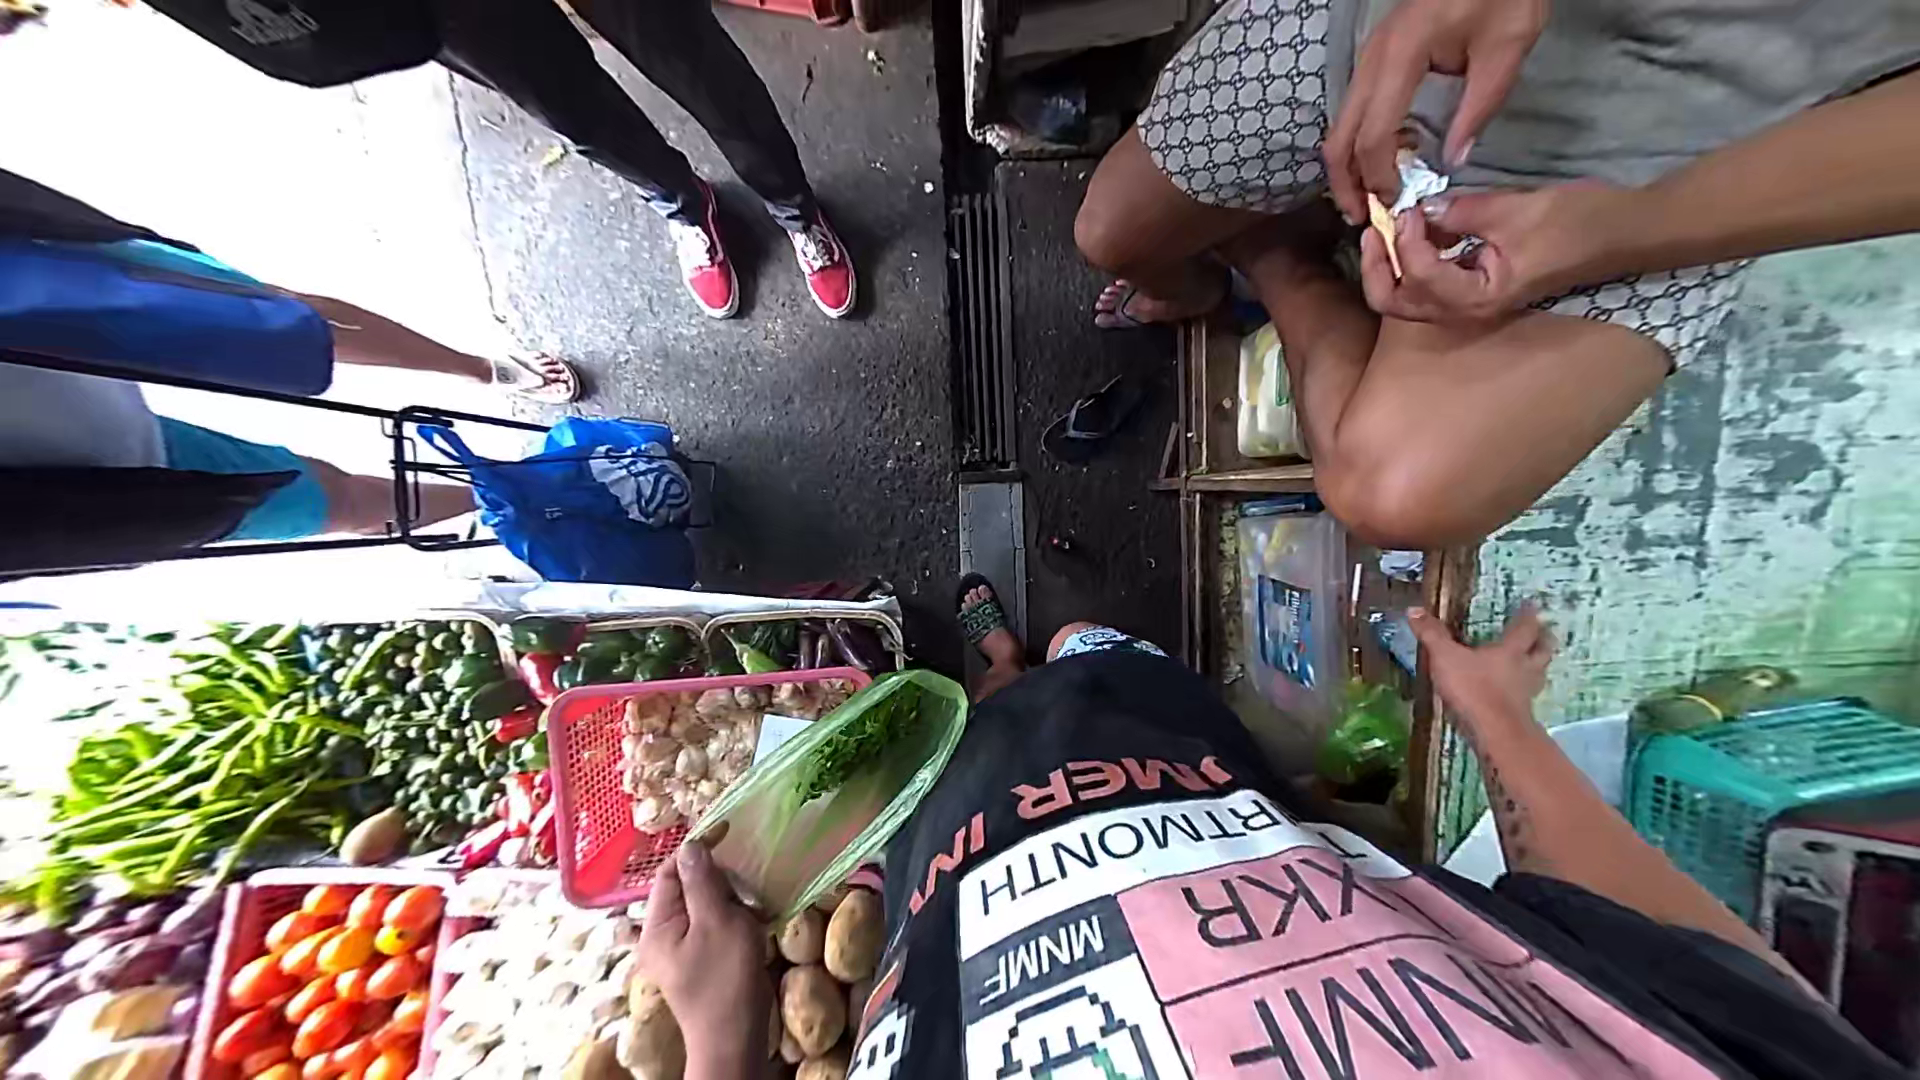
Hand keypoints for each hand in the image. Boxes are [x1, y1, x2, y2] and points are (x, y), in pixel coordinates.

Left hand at [636, 840, 770, 1075]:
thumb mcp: (716, 921)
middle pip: (685, 884)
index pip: (669, 872)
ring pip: (703, 900)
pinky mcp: (704, 954)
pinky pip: (714, 917)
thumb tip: (692, 844)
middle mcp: (664, 933)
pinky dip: (733, 906)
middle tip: (745, 859)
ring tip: (752, 882)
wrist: (736, 1036)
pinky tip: (754, 905)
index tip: (727, 830)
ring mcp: (684, 946)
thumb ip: (702, 882)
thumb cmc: (725, 978)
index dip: (696, 848)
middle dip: (715, 869)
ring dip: (728, 888)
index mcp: (657, 926)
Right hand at [1324, 0, 1547, 223]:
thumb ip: (1479, 107)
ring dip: (1347, 170)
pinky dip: (1356, 149)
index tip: (1393, 202)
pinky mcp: (1371, 63)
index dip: (1378, 177)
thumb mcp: (1509, 43)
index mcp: (1400, 58)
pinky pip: (1351, 118)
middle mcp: (1370, 63)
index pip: (1373, 137)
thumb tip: (1454, 162)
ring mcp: (1365, 62)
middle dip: (1345, 185)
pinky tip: (1376, 163)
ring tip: (1364, 197)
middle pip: (1339, 141)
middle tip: (1359, 216)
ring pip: (1338, 132)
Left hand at [1358, 181, 1627, 322]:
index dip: (1405, 241)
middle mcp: (1459, 312)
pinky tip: (1413, 236)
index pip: (1417, 275)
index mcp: (1473, 299)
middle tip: (1373, 232)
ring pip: (1400, 298)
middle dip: (1374, 268)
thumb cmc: (1580, 222)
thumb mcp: (1518, 210)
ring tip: (1387, 231)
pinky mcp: (1464, 296)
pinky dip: (1407, 266)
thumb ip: (1463, 212)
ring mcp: (1459, 308)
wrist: (1627, 234)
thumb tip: (1423, 208)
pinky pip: (1420, 288)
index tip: (1408, 210)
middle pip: (1392, 301)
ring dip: (1385, 267)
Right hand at [1407, 605, 1552, 731]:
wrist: (1493, 730)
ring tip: (1531, 659)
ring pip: (1538, 671)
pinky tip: (1513, 688)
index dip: (1528, 616)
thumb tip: (1414, 609)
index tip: (1533, 605)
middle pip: (1542, 650)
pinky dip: (1523, 685)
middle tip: (1544, 632)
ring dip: (1537, 663)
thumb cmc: (1472, 687)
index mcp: (1510, 651)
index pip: (1524, 628)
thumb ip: (1431, 634)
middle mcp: (1525, 668)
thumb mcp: (1444, 656)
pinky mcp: (1521, 709)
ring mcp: (1526, 690)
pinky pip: (1526, 691)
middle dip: (1543, 639)